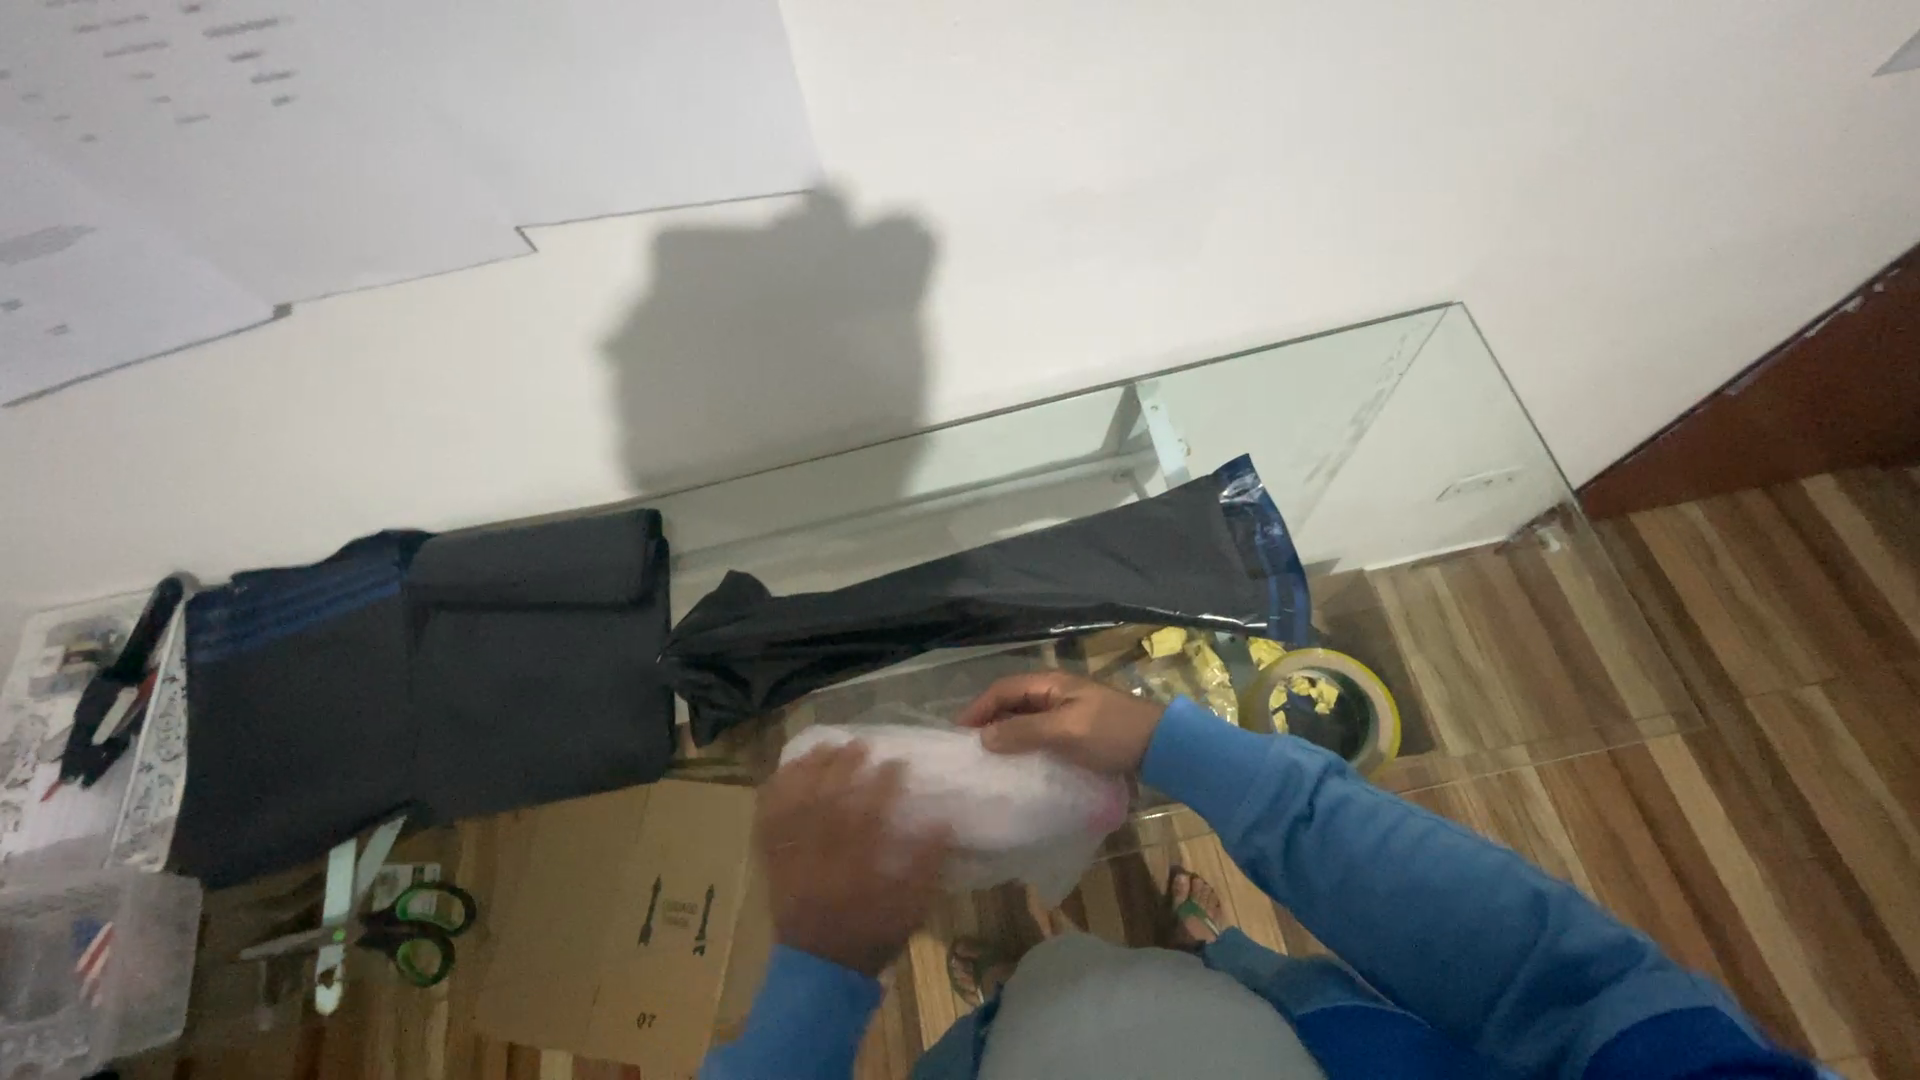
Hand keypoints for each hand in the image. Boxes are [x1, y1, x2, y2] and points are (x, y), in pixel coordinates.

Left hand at [757, 741, 950, 976]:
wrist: (819, 971)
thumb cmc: (870, 937)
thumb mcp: (910, 909)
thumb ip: (926, 865)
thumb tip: (943, 822)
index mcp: (854, 871)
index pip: (868, 815)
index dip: (882, 784)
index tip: (897, 761)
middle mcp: (818, 859)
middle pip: (827, 802)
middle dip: (843, 767)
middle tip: (861, 744)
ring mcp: (791, 858)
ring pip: (795, 805)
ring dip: (810, 771)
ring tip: (826, 746)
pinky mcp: (773, 861)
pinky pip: (768, 821)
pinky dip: (775, 792)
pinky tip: (788, 770)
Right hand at [954, 672, 1166, 775]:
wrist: (1162, 746)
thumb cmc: (1111, 734)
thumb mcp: (1065, 732)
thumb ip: (1023, 733)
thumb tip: (984, 737)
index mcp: (1050, 684)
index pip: (1002, 689)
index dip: (977, 708)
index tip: (958, 733)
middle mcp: (1055, 692)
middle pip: (1011, 702)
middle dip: (988, 721)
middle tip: (969, 749)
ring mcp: (1067, 711)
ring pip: (1025, 718)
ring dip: (1005, 734)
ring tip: (988, 759)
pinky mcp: (1077, 731)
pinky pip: (1040, 733)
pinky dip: (1024, 745)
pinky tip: (1019, 764)